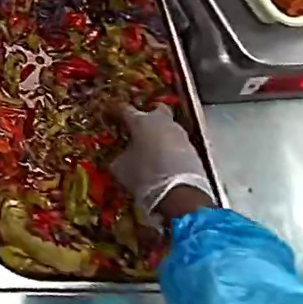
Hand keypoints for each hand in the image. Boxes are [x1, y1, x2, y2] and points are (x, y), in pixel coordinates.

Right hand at [109, 105, 213, 219]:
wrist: (181, 194)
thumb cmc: (144, 175)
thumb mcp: (121, 167)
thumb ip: (118, 156)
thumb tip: (117, 157)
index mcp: (141, 121)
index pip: (124, 109)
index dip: (114, 111)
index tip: (108, 115)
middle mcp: (162, 123)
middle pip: (155, 110)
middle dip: (147, 115)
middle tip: (138, 126)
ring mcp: (181, 135)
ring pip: (169, 127)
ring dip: (160, 134)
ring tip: (150, 147)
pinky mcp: (194, 150)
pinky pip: (178, 143)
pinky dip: (170, 148)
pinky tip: (163, 160)